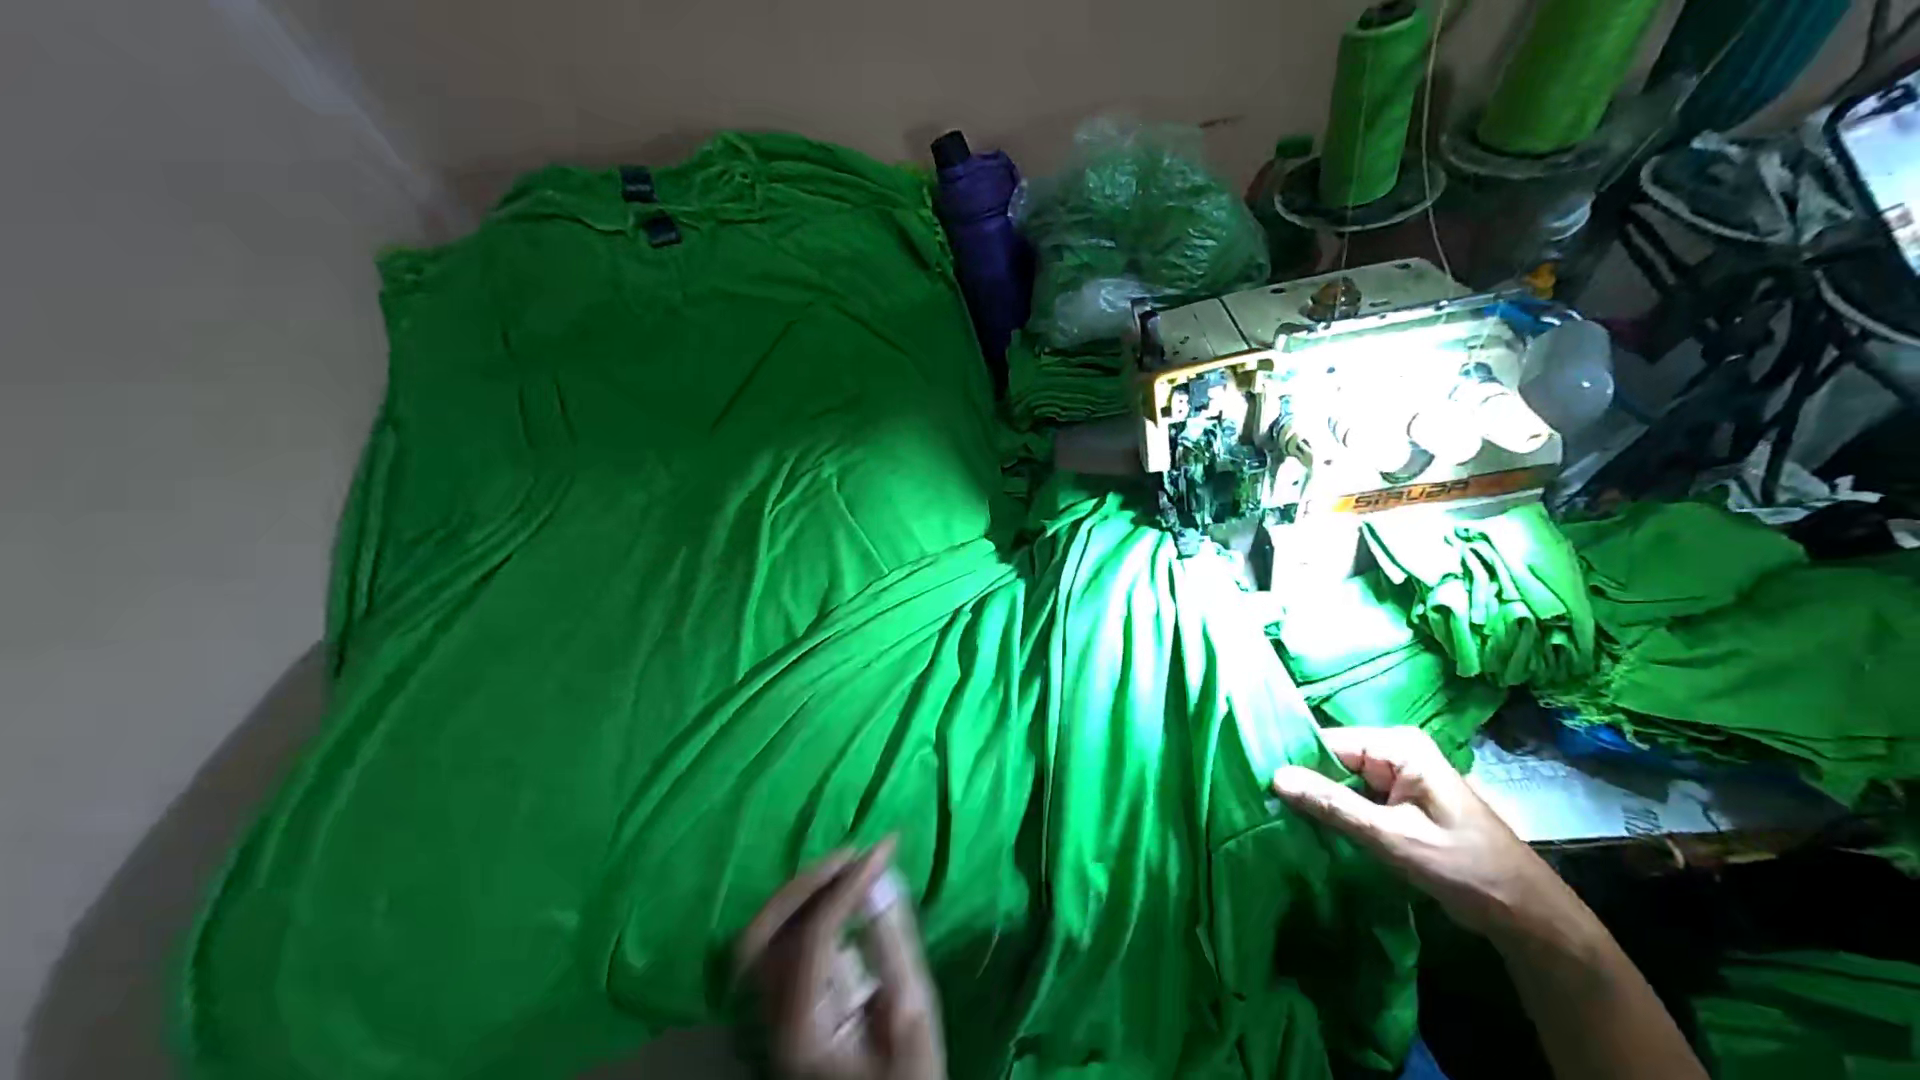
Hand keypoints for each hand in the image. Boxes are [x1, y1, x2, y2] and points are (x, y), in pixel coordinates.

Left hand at [736, 837, 944, 1079]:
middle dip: (806, 884)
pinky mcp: (777, 1014)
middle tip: (853, 854)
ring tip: (844, 868)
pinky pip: (772, 951)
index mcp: (803, 1027)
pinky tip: (835, 901)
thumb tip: (882, 879)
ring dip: (798, 896)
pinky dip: (797, 916)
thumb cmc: (905, 1078)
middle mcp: (769, 1023)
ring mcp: (766, 1020)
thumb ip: (893, 947)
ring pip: (758, 940)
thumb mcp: (911, 1016)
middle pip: (762, 935)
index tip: (885, 851)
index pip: (814, 935)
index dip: (849, 884)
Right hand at [1271, 726, 1581, 945]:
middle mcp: (1395, 751)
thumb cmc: (1466, 868)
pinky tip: (1311, 827)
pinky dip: (1335, 812)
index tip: (1260, 785)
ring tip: (1279, 817)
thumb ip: (1333, 805)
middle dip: (1303, 783)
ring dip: (1317, 800)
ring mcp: (1396, 775)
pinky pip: (1352, 797)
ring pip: (1338, 780)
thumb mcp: (1393, 837)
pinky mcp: (1396, 800)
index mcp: (1398, 746)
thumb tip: (1274, 776)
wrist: (1525, 913)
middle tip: (1265, 805)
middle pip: (1330, 759)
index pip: (1327, 743)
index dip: (1294, 763)